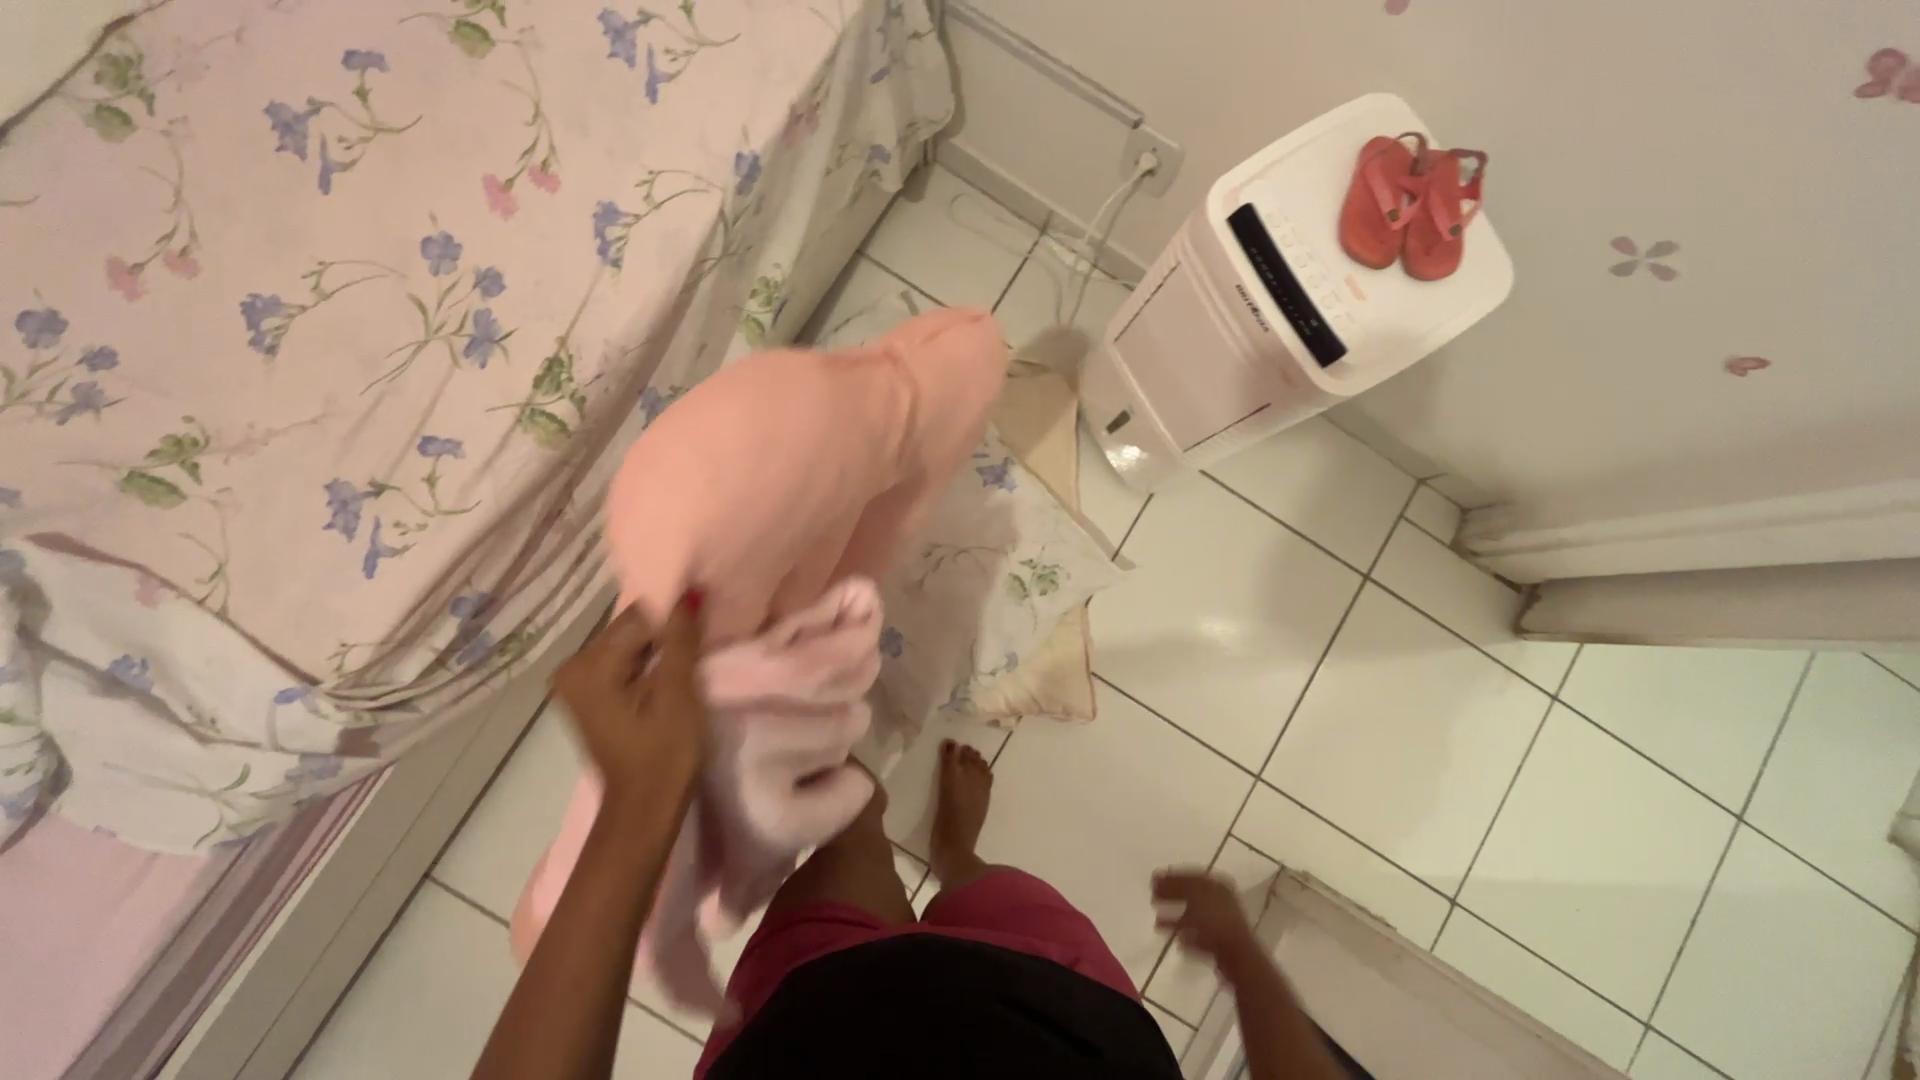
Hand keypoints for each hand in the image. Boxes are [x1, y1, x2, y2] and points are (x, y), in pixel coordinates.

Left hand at [551, 593, 706, 800]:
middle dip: (667, 627)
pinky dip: (649, 660)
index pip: (638, 617)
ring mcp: (576, 682)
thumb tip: (688, 592)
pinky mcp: (590, 694)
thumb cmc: (664, 753)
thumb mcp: (678, 693)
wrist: (645, 808)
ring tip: (694, 646)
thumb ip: (680, 639)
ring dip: (661, 643)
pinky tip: (673, 666)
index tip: (708, 609)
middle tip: (705, 630)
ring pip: (629, 643)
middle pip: (630, 628)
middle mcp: (572, 667)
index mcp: (587, 666)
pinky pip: (624, 661)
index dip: (675, 611)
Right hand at [1153, 869, 1260, 978]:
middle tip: (1153, 897)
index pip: (1191, 875)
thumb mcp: (1193, 895)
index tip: (1153, 880)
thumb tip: (1158, 879)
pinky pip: (1197, 934)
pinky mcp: (1220, 942)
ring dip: (1175, 916)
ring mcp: (1222, 921)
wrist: (1237, 956)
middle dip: (1172, 895)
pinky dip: (1184, 934)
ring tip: (1157, 922)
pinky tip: (1172, 938)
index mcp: (1218, 885)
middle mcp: (1222, 899)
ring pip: (1193, 915)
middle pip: (1191, 894)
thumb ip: (1175, 885)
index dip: (1171, 876)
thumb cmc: (1215, 920)